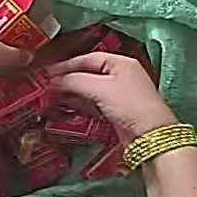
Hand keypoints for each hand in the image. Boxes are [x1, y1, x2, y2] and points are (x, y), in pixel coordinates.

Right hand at [43, 52, 177, 140]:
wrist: (151, 137)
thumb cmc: (129, 105)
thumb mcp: (100, 89)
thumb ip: (74, 81)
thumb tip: (52, 80)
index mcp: (121, 62)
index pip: (88, 58)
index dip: (66, 65)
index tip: (46, 72)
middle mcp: (121, 75)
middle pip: (88, 73)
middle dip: (67, 79)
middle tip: (45, 85)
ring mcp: (120, 94)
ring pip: (90, 89)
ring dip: (72, 92)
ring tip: (51, 95)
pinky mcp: (117, 111)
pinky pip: (93, 103)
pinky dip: (80, 103)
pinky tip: (66, 106)